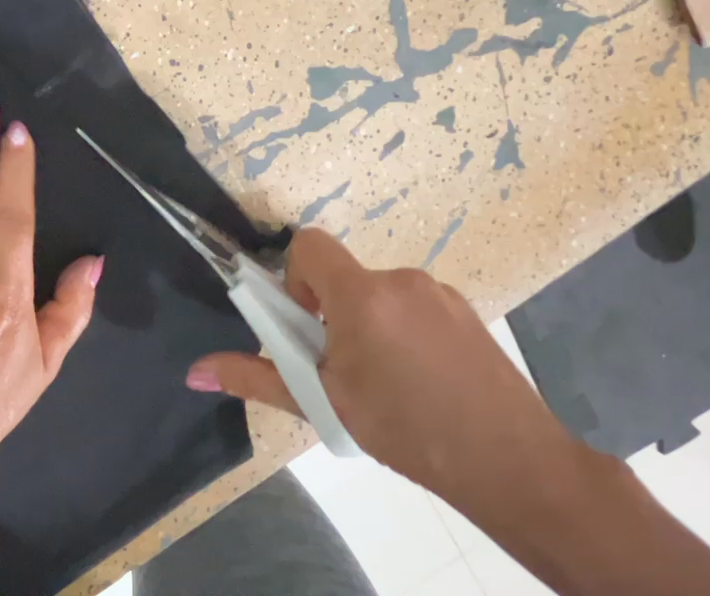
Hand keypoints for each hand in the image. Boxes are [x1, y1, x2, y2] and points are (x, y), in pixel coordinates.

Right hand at [187, 229, 576, 512]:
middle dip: (331, 312)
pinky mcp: (469, 314)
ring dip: (368, 323)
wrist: (517, 465)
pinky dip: (404, 331)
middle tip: (341, 366)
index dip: (294, 277)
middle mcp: (400, 281)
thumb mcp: (322, 403)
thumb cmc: (407, 429)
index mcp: (360, 295)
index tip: (305, 324)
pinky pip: (414, 307)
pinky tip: (422, 381)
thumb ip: (255, 377)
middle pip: (342, 275)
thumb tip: (193, 372)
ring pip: (379, 294)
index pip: (307, 245)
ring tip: (385, 381)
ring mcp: (441, 295)